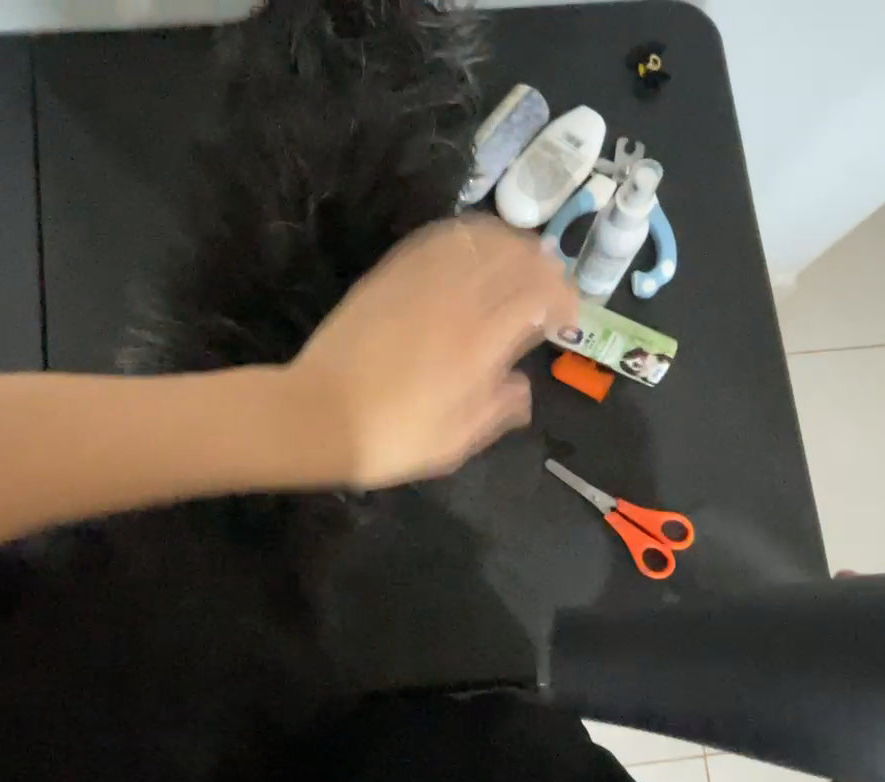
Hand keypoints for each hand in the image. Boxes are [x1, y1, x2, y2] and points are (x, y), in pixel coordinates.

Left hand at [284, 216, 578, 489]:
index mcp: (479, 345)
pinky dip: (464, 236)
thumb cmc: (390, 439)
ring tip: (519, 258)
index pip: (539, 298)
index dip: (564, 300)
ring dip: (509, 243)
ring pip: (479, 239)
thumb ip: (498, 410)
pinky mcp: (388, 276)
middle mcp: (455, 302)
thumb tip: (523, 387)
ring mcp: (419, 283)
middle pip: (515, 258)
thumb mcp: (454, 442)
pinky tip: (471, 247)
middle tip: (550, 285)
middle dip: (544, 267)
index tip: (568, 317)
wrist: (316, 417)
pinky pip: (435, 240)